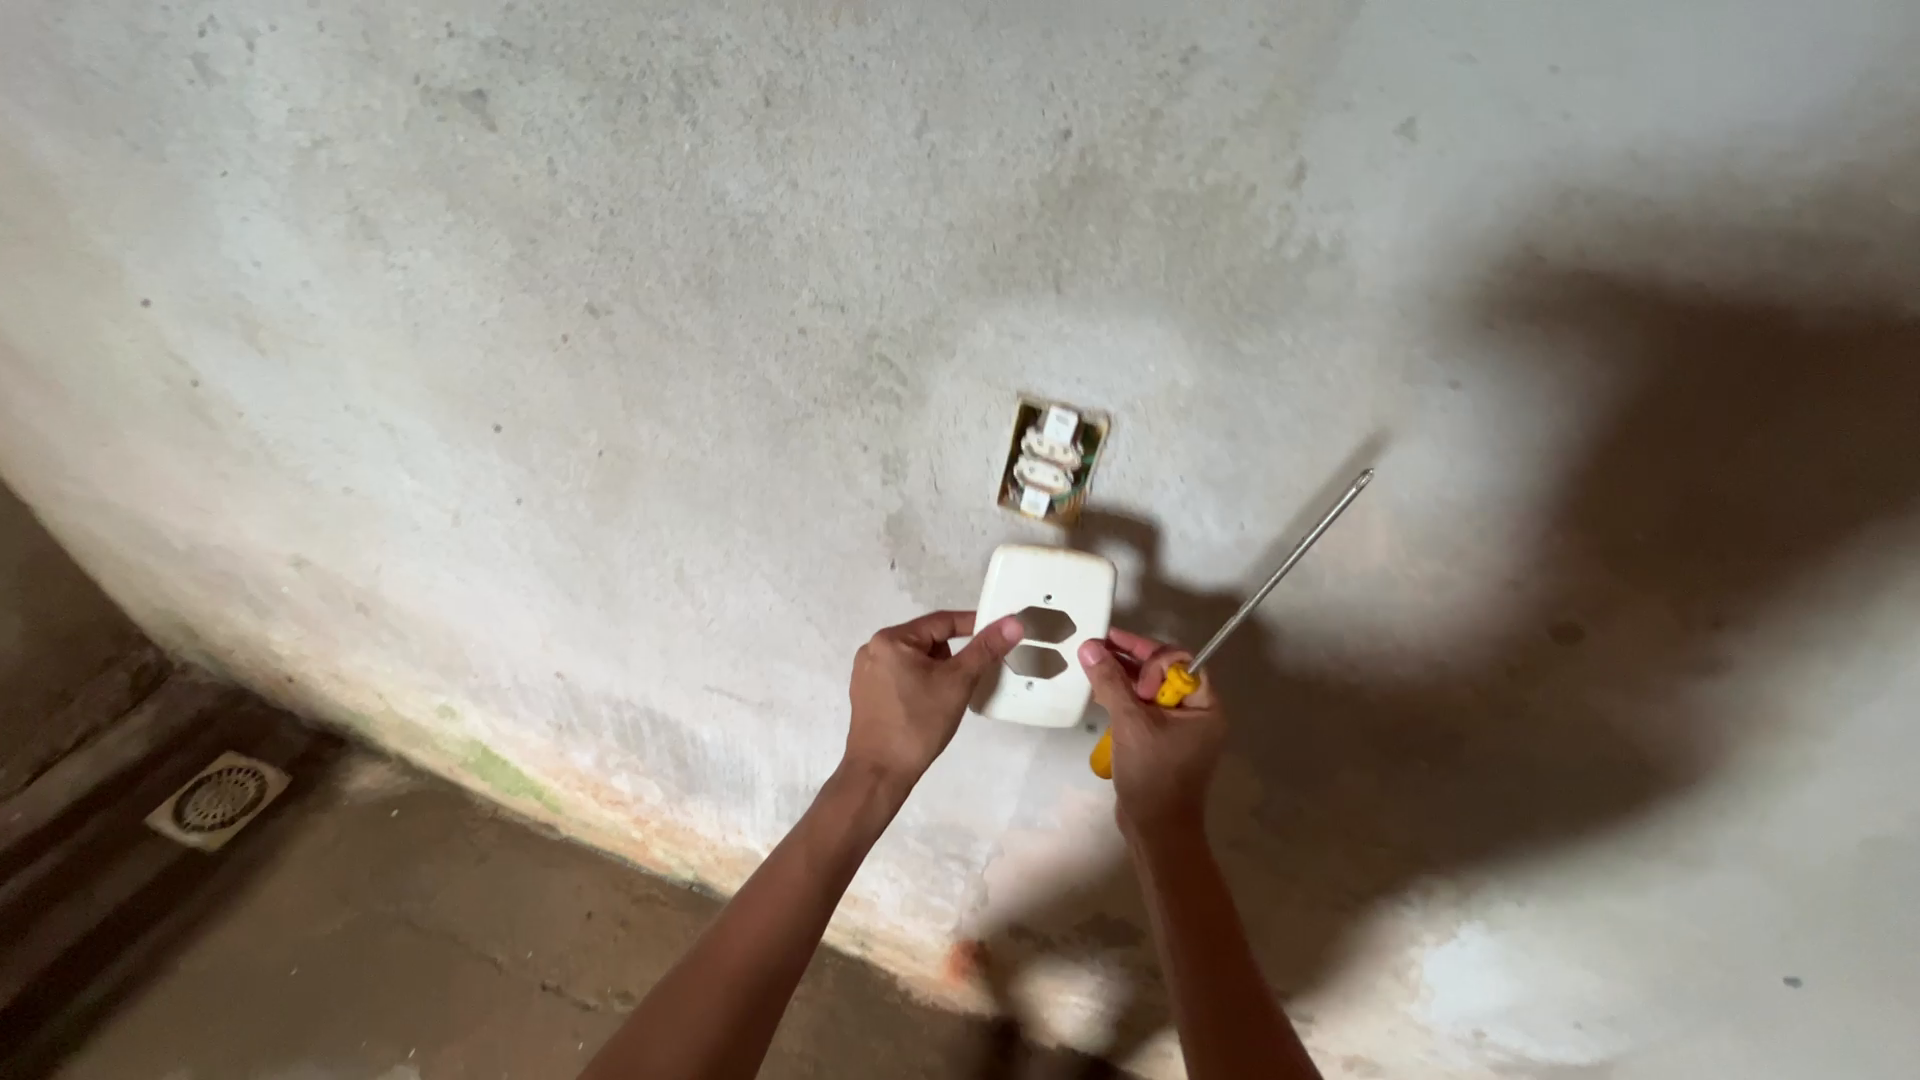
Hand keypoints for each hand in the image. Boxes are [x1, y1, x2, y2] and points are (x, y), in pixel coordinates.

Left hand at [846, 610, 1022, 785]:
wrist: (880, 773)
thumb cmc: (919, 723)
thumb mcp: (958, 682)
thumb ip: (986, 649)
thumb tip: (1013, 622)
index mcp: (891, 639)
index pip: (941, 622)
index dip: (973, 625)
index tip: (998, 635)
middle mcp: (873, 649)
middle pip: (927, 641)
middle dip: (951, 657)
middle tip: (964, 682)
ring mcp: (866, 672)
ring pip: (915, 660)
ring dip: (936, 671)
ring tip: (945, 699)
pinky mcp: (865, 694)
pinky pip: (901, 676)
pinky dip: (919, 684)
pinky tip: (927, 707)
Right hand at [1079, 629, 1228, 843]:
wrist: (1155, 829)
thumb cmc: (1153, 774)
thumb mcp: (1130, 723)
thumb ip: (1110, 682)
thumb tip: (1089, 647)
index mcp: (1204, 706)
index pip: (1181, 662)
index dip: (1153, 657)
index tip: (1126, 663)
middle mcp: (1196, 712)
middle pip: (1164, 672)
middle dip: (1132, 658)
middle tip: (1099, 645)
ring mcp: (1177, 727)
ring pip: (1150, 689)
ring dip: (1123, 675)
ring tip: (1092, 661)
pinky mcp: (1160, 740)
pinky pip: (1142, 707)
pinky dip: (1123, 696)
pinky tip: (1099, 689)